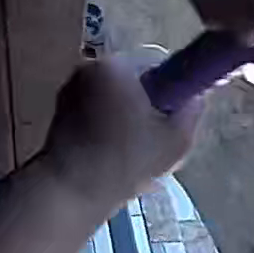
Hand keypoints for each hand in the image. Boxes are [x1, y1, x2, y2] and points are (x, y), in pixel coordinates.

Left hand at [38, 54, 200, 207]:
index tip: (172, 117)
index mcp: (115, 66)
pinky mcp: (59, 110)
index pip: (154, 64)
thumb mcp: (175, 139)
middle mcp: (88, 68)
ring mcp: (70, 88)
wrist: (71, 189)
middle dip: (145, 104)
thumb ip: (191, 110)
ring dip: (124, 116)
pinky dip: (105, 125)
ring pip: (111, 97)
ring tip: (132, 151)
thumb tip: (194, 96)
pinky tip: (111, 154)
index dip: (169, 89)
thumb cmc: (126, 160)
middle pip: (131, 80)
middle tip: (154, 138)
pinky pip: (93, 110)